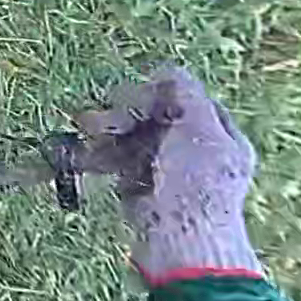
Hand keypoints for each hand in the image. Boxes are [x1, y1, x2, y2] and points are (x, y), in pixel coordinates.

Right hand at [77, 67, 262, 285]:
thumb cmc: (197, 183)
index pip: (180, 97)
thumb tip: (170, 67)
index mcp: (214, 134)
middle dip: (120, 111)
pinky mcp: (129, 174)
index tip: (139, 98)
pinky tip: (86, 154)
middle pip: (144, 110)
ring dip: (101, 128)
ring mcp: (157, 160)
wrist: (176, 234)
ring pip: (119, 128)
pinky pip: (106, 151)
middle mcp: (187, 144)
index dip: (155, 92)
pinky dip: (93, 150)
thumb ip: (187, 97)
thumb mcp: (201, 134)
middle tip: (109, 121)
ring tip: (90, 135)